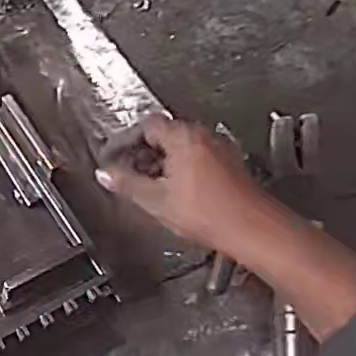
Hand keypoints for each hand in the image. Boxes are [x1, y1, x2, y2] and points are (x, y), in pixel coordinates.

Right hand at [95, 114, 270, 252]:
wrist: (249, 228)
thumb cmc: (209, 213)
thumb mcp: (155, 200)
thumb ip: (126, 184)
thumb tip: (105, 174)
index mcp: (184, 137)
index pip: (147, 126)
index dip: (126, 142)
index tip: (114, 158)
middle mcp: (204, 136)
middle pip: (164, 134)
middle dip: (142, 153)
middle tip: (127, 172)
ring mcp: (219, 149)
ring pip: (181, 146)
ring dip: (161, 162)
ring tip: (148, 185)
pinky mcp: (228, 164)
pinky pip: (196, 157)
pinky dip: (180, 169)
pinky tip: (172, 191)